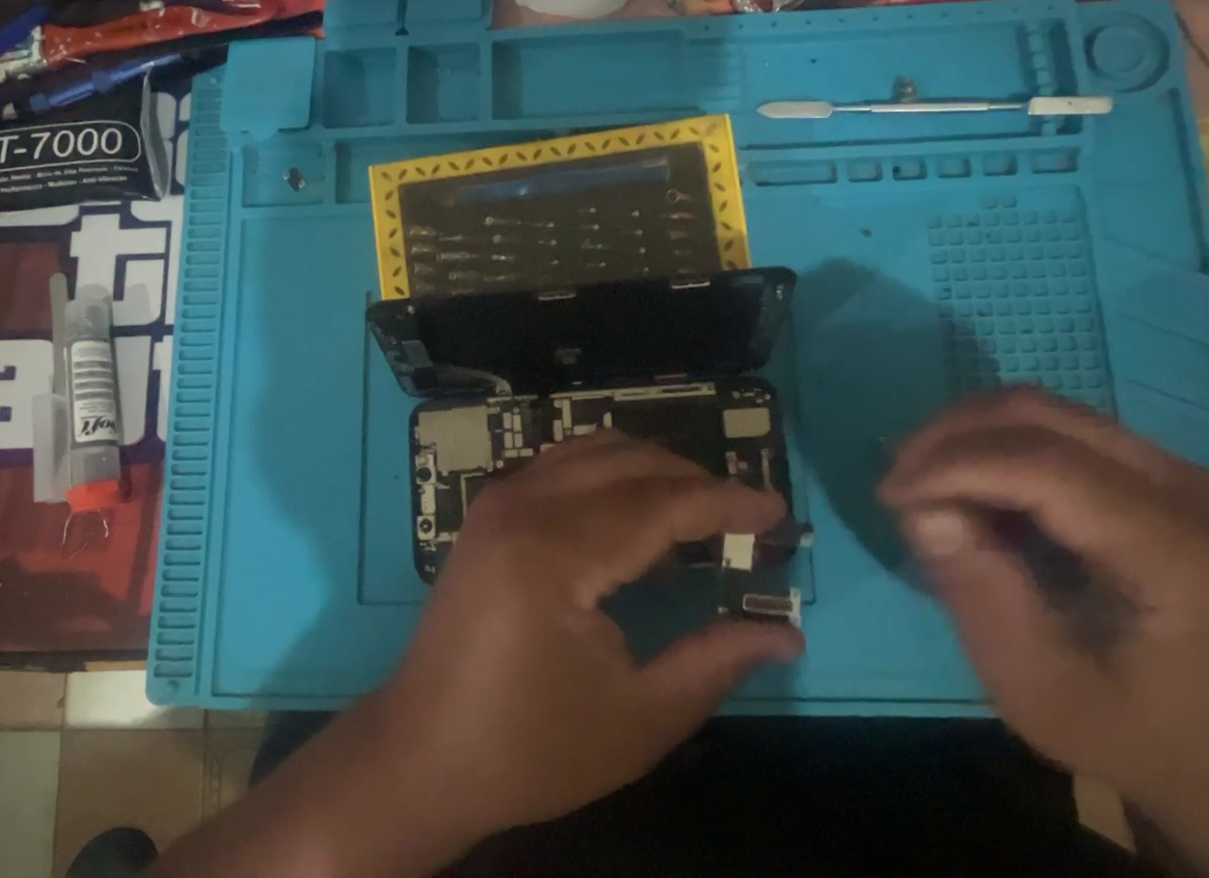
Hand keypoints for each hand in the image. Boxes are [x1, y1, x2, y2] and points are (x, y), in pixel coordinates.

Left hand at [366, 433, 803, 848]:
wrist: (420, 757)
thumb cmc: (530, 747)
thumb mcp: (638, 719)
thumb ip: (715, 663)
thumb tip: (788, 635)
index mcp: (554, 553)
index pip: (660, 503)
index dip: (726, 503)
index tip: (777, 513)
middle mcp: (522, 506)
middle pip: (629, 462)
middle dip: (694, 481)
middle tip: (742, 520)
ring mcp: (497, 502)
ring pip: (592, 451)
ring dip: (651, 471)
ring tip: (696, 517)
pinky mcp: (487, 513)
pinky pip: (560, 465)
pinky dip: (608, 475)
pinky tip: (632, 521)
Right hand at [877, 389, 1208, 801]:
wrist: (1206, 743)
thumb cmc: (1121, 727)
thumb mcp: (1034, 685)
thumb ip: (979, 592)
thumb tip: (921, 509)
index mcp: (1177, 552)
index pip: (1047, 466)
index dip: (954, 465)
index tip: (890, 497)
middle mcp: (1185, 490)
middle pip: (1041, 416)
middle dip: (949, 436)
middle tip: (895, 483)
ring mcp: (1171, 471)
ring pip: (1040, 408)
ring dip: (964, 434)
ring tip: (918, 481)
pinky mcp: (1148, 469)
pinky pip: (1050, 427)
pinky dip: (989, 443)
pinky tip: (960, 485)